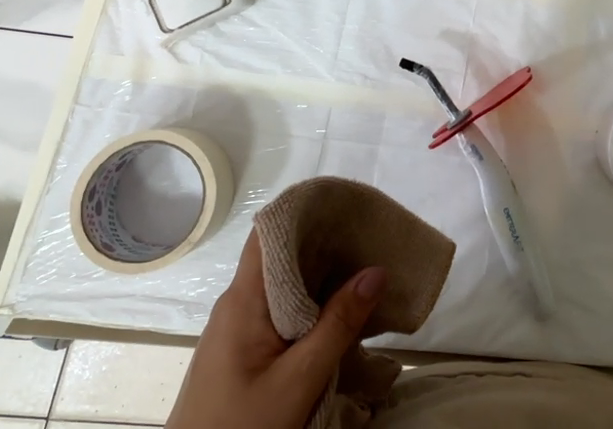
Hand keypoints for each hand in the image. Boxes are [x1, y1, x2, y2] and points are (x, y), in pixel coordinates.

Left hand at [166, 230, 385, 428]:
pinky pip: (279, 310)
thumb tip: (376, 270)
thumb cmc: (241, 428)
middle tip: (372, 238)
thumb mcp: (298, 381)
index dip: (306, 212)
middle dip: (326, 242)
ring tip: (366, 268)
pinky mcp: (241, 351)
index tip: (347, 206)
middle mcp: (236, 304)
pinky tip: (340, 310)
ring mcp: (236, 328)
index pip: (270, 232)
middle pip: (281, 255)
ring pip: (282, 284)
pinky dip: (311, 301)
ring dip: (321, 274)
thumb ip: (338, 324)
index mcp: (244, 300)